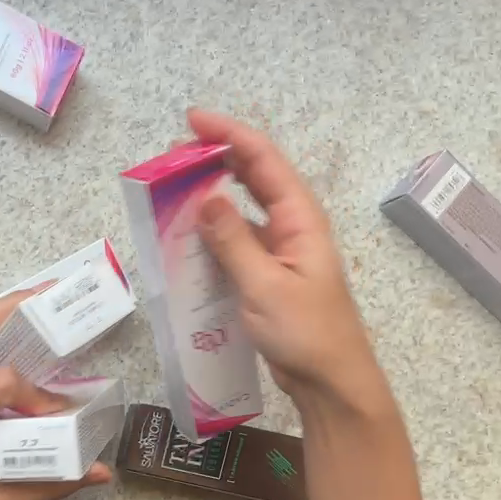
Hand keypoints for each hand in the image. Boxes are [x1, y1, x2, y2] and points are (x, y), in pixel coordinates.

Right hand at [187, 110, 389, 415]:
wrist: (328, 379)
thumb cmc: (304, 332)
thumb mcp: (263, 285)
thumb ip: (233, 241)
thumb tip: (205, 197)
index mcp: (299, 219)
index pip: (262, 161)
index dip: (228, 135)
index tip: (192, 121)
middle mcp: (290, 227)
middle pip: (253, 179)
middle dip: (216, 161)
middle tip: (173, 158)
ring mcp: (279, 252)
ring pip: (241, 214)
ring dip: (210, 202)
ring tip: (172, 196)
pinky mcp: (266, 277)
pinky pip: (235, 247)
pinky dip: (212, 240)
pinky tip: (186, 244)